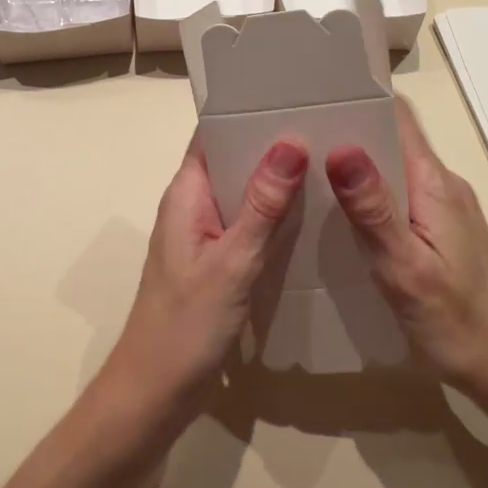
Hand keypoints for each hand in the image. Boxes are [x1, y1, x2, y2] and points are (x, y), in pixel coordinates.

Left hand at [104, 136, 308, 411]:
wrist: (156, 392)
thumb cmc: (187, 323)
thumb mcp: (232, 262)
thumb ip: (261, 205)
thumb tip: (291, 141)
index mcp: (186, 192)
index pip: (213, 132)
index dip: (248, 111)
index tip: (294, 95)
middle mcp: (193, 204)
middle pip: (232, 158)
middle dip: (273, 143)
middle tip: (329, 126)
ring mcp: (204, 233)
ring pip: (243, 192)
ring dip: (278, 181)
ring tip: (331, 162)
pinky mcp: (216, 261)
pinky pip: (248, 223)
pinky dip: (275, 216)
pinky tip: (312, 217)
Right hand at [324, 97, 487, 392]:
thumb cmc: (458, 323)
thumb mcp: (407, 270)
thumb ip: (374, 210)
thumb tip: (342, 147)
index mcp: (435, 184)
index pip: (398, 117)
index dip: (359, 97)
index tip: (312, 93)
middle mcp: (441, 185)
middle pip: (392, 138)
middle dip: (345, 130)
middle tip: (290, 135)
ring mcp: (444, 209)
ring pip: (393, 168)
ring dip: (354, 164)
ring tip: (301, 169)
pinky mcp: (441, 232)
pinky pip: (399, 195)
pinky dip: (368, 194)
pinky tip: (336, 214)